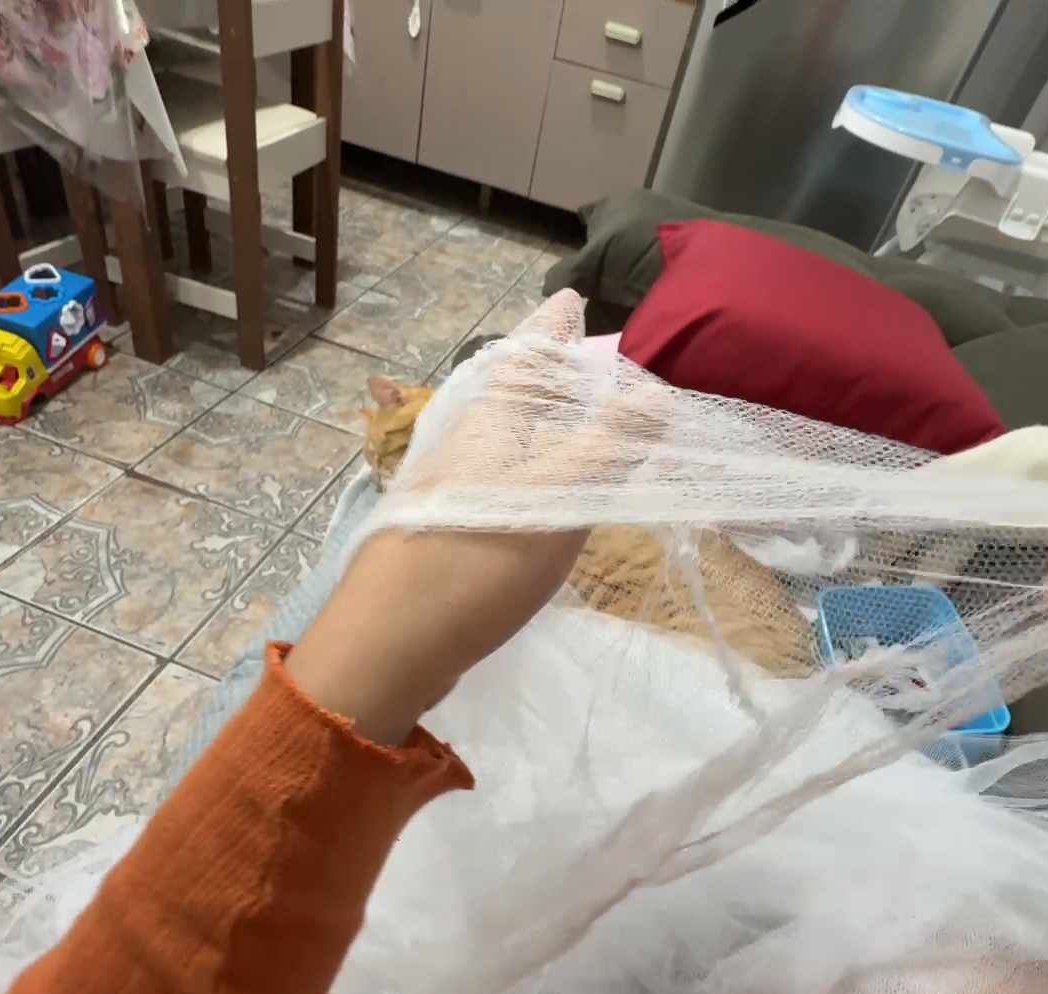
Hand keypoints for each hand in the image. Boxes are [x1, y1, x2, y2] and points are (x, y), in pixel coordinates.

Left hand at [286, 290, 630, 744]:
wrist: (393, 641)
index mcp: (490, 421)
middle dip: (542, 373)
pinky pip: (498, 478)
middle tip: (575, 359)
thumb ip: (608, 446)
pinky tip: (536, 492)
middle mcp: (463, 445)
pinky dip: (527, 468)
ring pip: (501, 438)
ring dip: (534, 421)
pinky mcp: (447, 530)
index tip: (569, 298)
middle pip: (506, 393)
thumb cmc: (480, 557)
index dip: (551, 327)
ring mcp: (449, 488)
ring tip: (567, 419)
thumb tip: (654, 391)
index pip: (525, 355)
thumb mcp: (559, 496)